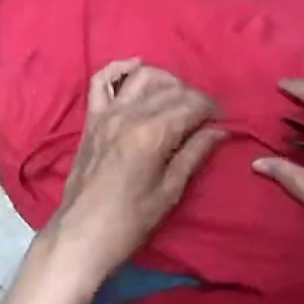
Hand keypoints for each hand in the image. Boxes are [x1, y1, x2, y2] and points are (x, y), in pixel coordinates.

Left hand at [43, 61, 225, 287]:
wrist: (81, 236)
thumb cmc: (130, 221)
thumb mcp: (170, 191)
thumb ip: (195, 154)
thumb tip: (220, 131)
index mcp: (152, 133)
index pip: (191, 104)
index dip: (212, 109)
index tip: (222, 120)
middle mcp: (130, 114)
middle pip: (171, 89)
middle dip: (194, 97)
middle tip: (205, 115)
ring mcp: (107, 113)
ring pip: (142, 77)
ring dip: (165, 80)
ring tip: (178, 96)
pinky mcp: (91, 119)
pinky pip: (100, 82)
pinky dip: (118, 69)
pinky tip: (134, 66)